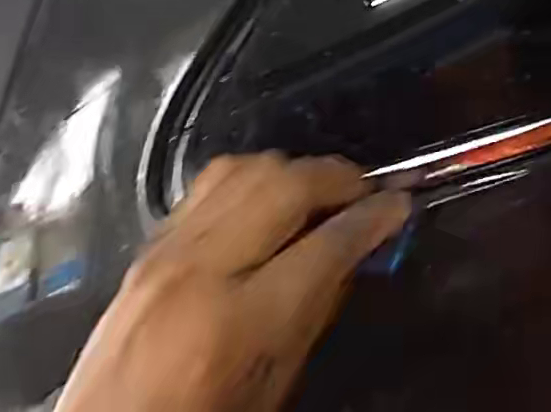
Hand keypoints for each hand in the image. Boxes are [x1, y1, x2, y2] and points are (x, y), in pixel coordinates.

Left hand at [56, 153, 410, 411]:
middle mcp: (197, 274)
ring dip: (301, 171)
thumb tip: (362, 242)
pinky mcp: (150, 246)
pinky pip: (216, 180)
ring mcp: (166, 253)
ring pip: (253, 168)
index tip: (400, 204)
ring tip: (323, 194)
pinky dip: (259, 177)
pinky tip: (273, 200)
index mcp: (234, 325)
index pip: (328, 243)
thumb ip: (322, 303)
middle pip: (290, 185)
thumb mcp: (276, 382)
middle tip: (367, 193)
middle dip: (342, 179)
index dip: (375, 216)